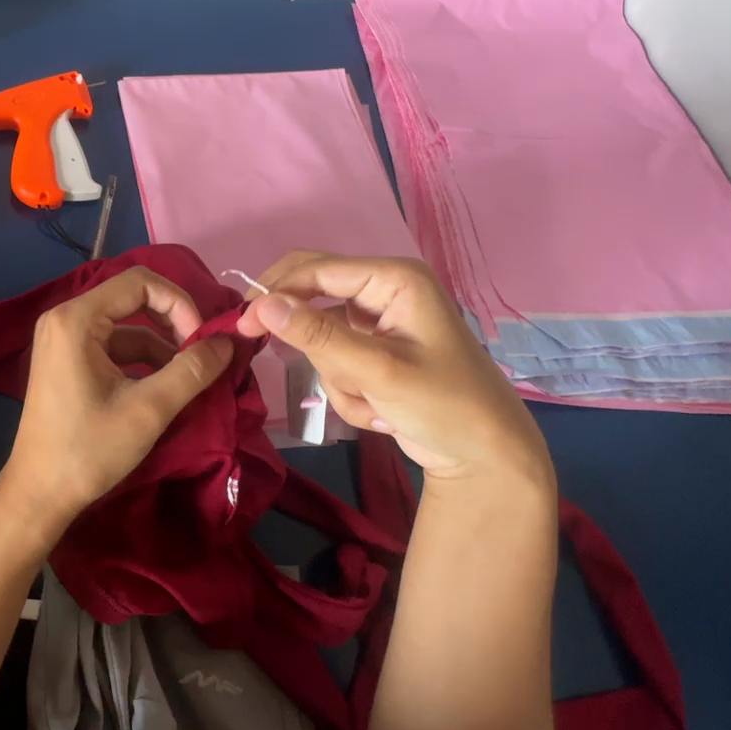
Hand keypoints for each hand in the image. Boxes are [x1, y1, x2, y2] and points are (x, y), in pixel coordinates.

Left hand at [0, 266, 234, 532]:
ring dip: (162, 346)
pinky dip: (142, 361)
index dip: (180, 304)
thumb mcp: (149, 409)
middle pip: (133, 298)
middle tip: (202, 356)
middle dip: (173, 323)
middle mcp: (65, 318)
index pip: (140, 283)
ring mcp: (63, 339)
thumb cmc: (89, 449)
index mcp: (76, 319)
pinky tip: (165, 386)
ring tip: (191, 378)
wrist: (39, 496)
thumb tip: (229, 341)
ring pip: (126, 325)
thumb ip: (192, 370)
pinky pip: (114, 346)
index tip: (203, 343)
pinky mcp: (67, 361)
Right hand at [236, 251, 550, 484]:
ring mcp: (380, 322)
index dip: (276, 292)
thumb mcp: (377, 371)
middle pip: (314, 295)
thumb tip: (261, 304)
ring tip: (372, 403)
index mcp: (394, 278)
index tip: (242, 325)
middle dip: (310, 338)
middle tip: (266, 348)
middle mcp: (385, 290)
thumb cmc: (444, 405)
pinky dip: (348, 389)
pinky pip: (336, 360)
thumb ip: (317, 336)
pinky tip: (379, 411)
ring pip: (321, 336)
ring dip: (337, 375)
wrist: (488, 460)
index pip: (316, 269)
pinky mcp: (375, 351)